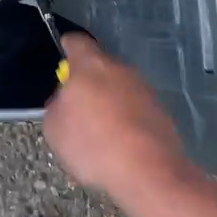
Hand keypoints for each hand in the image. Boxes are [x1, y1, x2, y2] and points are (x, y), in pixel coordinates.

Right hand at [44, 34, 192, 197]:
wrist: (150, 174)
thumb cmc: (93, 144)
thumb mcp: (54, 127)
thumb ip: (56, 104)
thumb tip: (66, 101)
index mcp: (91, 64)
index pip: (76, 41)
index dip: (66, 48)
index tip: (61, 62)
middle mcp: (120, 69)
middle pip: (100, 65)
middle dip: (88, 81)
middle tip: (77, 106)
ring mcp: (144, 90)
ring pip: (119, 88)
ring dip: (109, 102)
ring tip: (100, 132)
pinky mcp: (162, 113)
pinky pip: (135, 109)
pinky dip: (126, 120)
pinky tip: (120, 146)